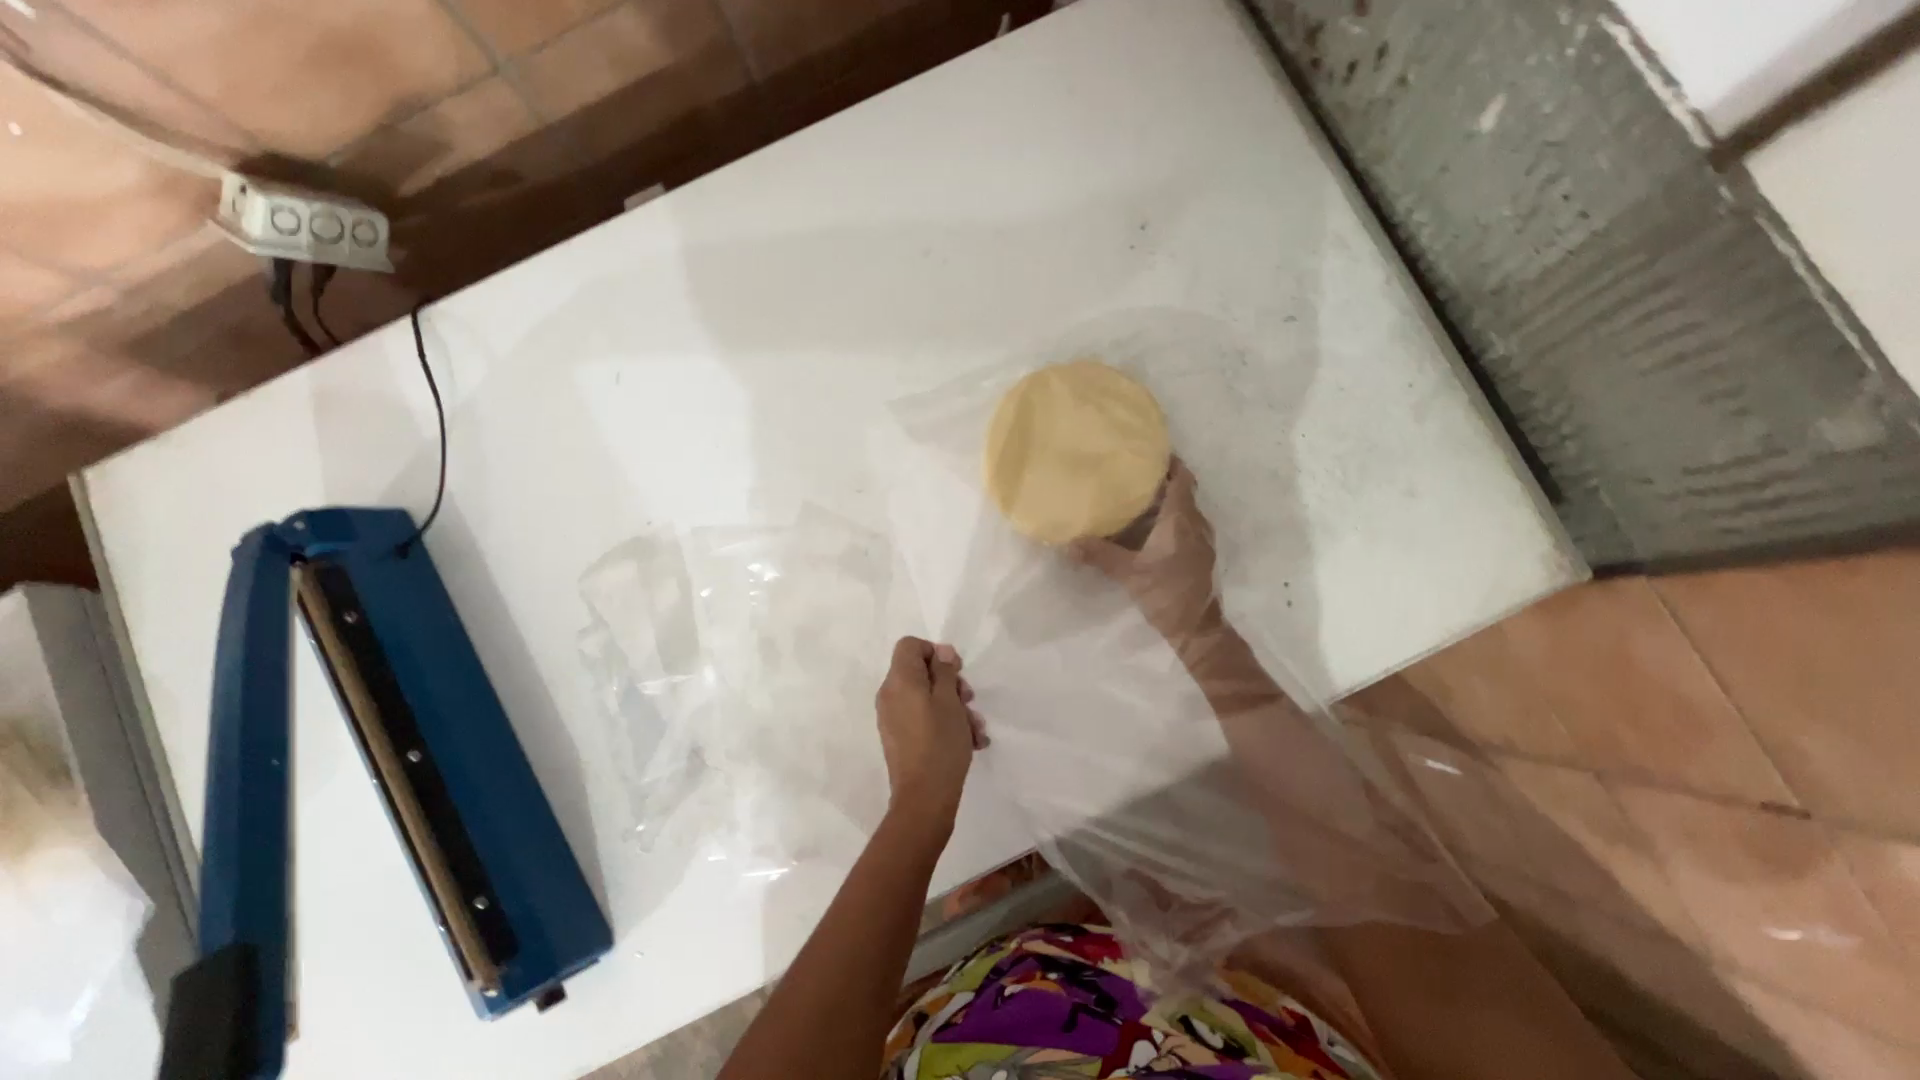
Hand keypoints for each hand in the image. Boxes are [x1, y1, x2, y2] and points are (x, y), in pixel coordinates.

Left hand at [875, 637, 986, 828]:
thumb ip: (945, 671)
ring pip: (927, 699)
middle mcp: (890, 696)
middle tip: (969, 700)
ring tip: (976, 729)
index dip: (935, 652)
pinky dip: (945, 724)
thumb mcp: (949, 701)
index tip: (957, 671)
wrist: (924, 798)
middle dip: (950, 683)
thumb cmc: (940, 744)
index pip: (910, 646)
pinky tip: (971, 742)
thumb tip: (941, 652)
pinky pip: (924, 719)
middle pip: (921, 673)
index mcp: (899, 681)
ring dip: (955, 708)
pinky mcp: (901, 738)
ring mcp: (894, 719)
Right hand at [1070, 459, 1221, 651]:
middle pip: (1182, 492)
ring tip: (1133, 497)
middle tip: (1131, 472)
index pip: (1182, 479)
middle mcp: (1196, 524)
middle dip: (1160, 481)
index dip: (1170, 462)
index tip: (1150, 451)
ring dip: (1162, 502)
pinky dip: (1166, 520)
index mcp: (1182, 520)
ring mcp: (1201, 541)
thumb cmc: (1168, 594)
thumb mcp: (1129, 574)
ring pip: (1183, 510)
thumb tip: (1068, 542)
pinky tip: (1144, 528)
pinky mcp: (1199, 555)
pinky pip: (1184, 526)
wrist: (1198, 630)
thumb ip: (1100, 555)